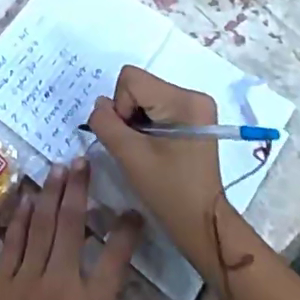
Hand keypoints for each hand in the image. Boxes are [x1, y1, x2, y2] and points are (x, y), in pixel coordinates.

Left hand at [0, 160, 154, 299]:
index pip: (115, 257)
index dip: (126, 231)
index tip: (132, 212)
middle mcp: (59, 284)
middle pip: (71, 226)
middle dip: (79, 190)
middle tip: (82, 160)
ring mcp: (25, 280)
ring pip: (41, 227)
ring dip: (50, 194)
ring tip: (58, 167)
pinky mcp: (0, 283)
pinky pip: (12, 243)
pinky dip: (20, 218)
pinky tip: (26, 199)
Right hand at [85, 65, 227, 225]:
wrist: (199, 219)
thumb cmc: (167, 189)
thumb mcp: (128, 155)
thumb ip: (105, 123)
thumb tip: (100, 104)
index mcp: (184, 101)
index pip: (131, 80)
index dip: (120, 106)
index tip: (130, 137)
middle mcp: (193, 96)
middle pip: (138, 86)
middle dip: (127, 113)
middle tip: (137, 145)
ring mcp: (195, 106)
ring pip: (143, 96)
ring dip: (135, 120)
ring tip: (146, 148)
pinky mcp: (192, 117)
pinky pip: (154, 106)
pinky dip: (145, 123)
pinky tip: (153, 147)